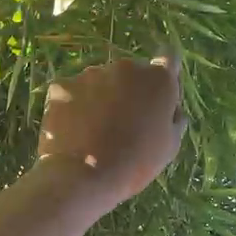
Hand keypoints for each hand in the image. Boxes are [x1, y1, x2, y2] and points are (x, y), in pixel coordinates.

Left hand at [36, 54, 186, 208]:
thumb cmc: (136, 164)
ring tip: (93, 130)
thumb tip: (171, 107)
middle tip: (122, 123)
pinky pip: (71, 93)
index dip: (163, 72)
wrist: (84, 177)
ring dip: (99, 97)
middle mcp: (125, 67)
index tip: (155, 91)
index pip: (168, 58)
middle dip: (128, 91)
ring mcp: (90, 74)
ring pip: (99, 82)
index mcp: (158, 79)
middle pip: (130, 73)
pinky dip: (73, 106)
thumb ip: (173, 117)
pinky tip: (73, 130)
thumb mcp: (169, 145)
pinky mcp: (62, 86)